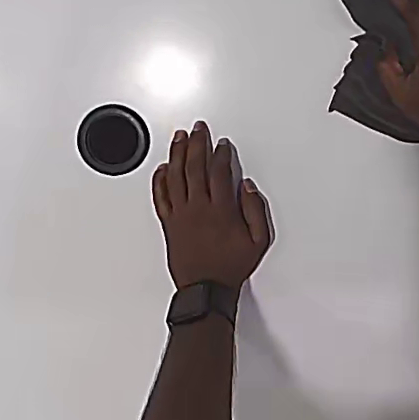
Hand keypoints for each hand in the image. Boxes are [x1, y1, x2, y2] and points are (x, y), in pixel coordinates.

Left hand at [151, 121, 273, 289]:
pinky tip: (162, 168)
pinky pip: (161, 196)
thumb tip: (247, 187)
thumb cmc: (230, 267)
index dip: (221, 154)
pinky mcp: (168, 223)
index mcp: (220, 210)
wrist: (205, 290)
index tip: (222, 144)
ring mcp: (180, 214)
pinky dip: (160, 179)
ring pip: (176, 176)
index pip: (219, 171)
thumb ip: (255, 210)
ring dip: (177, 153)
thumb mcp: (258, 241)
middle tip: (199, 129)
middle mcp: (198, 208)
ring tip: (179, 138)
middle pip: (195, 166)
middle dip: (198, 143)